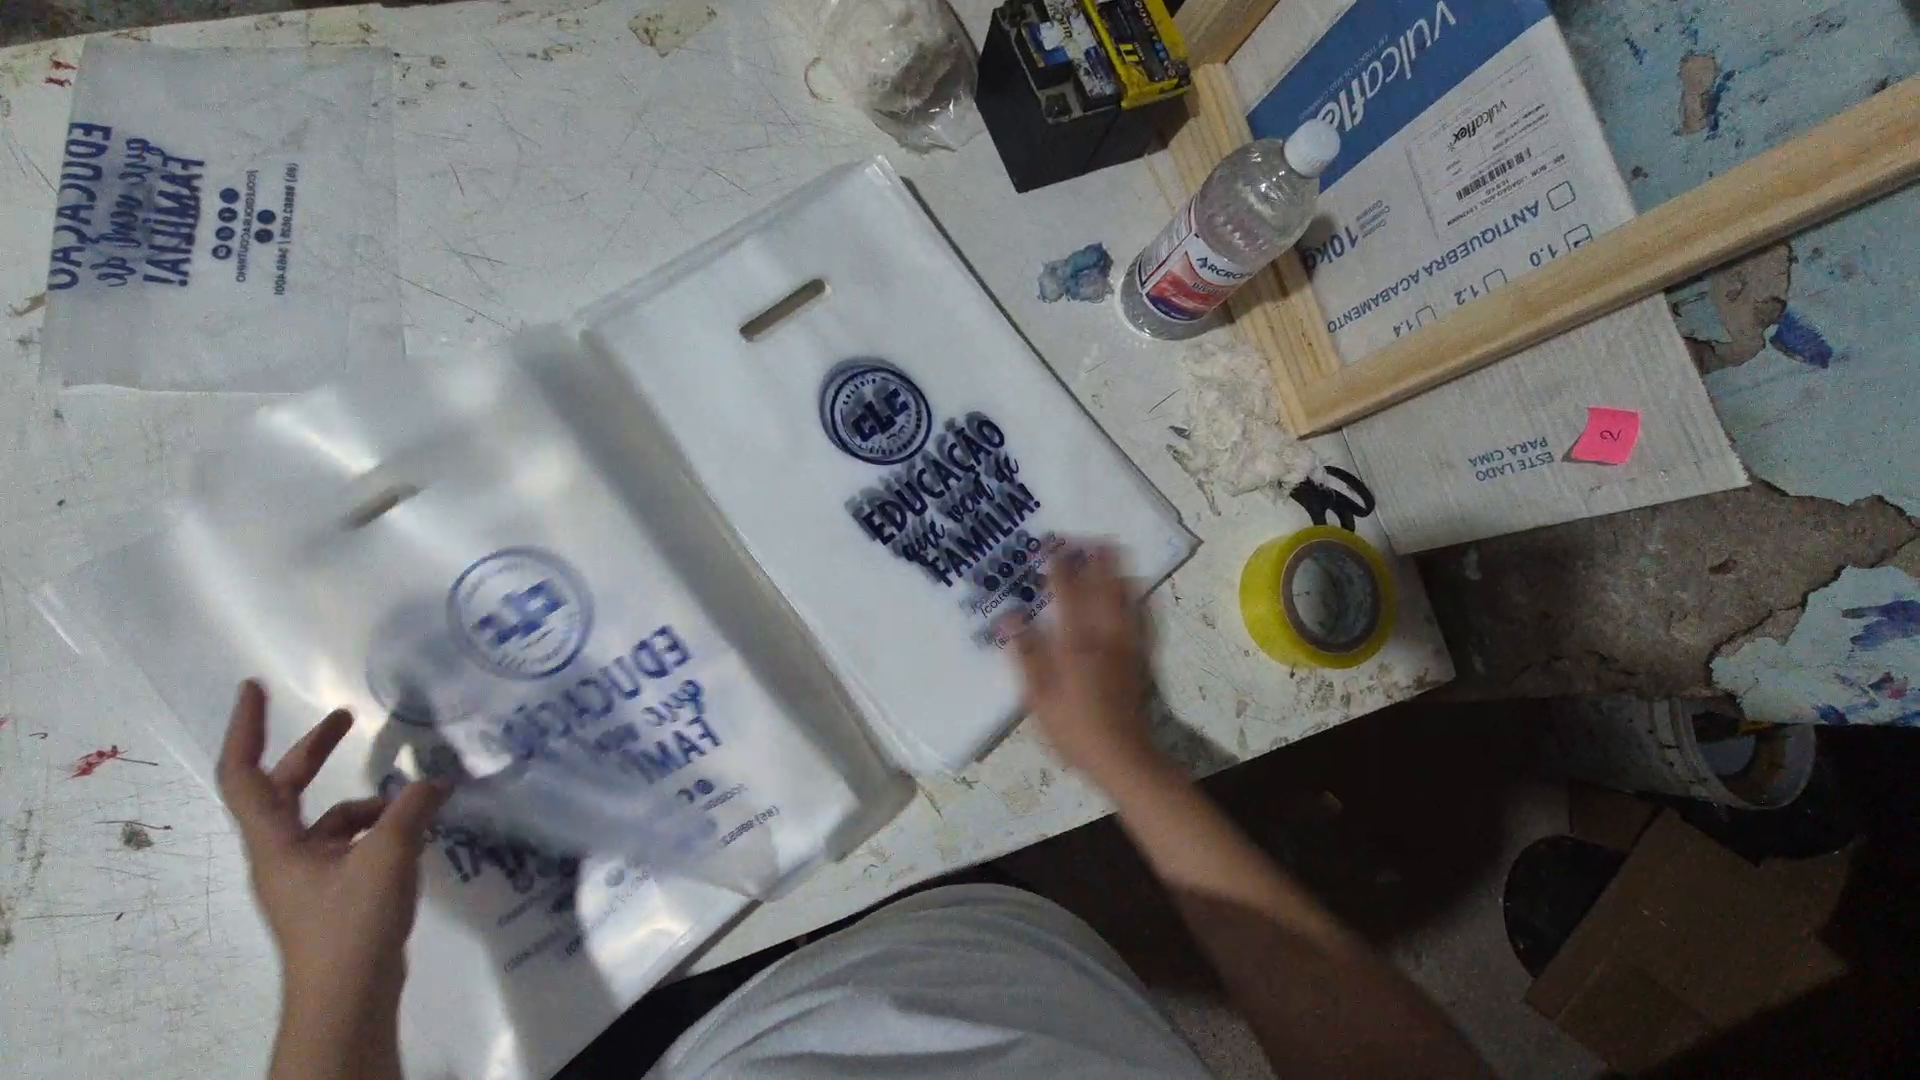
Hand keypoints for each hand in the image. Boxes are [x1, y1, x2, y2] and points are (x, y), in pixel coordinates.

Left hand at [218, 680, 449, 1013]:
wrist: (347, 996)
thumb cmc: (351, 922)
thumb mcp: (388, 855)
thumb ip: (412, 809)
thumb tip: (436, 781)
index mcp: (276, 843)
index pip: (246, 775)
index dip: (246, 729)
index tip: (254, 689)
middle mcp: (283, 854)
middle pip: (284, 790)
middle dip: (314, 751)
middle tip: (346, 718)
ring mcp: (307, 875)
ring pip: (330, 819)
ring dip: (368, 799)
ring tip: (416, 794)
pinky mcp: (334, 892)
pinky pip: (354, 842)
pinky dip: (383, 826)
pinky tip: (418, 830)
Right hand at [1010, 543, 1165, 782]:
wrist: (1122, 755)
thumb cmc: (1073, 728)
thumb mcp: (1038, 696)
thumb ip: (1025, 653)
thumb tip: (1008, 616)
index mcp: (1076, 642)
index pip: (1067, 592)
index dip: (1058, 565)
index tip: (1051, 544)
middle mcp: (1105, 634)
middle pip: (1103, 583)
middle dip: (1093, 556)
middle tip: (1082, 537)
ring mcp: (1128, 643)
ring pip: (1127, 593)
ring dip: (1117, 568)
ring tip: (1107, 549)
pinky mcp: (1142, 655)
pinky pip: (1143, 614)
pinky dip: (1137, 594)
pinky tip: (1133, 588)